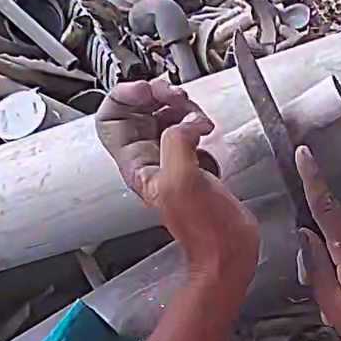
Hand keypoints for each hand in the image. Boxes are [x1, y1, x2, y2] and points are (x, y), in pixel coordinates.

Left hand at [97, 78, 258, 290]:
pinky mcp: (195, 163)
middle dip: (160, 96)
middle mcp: (149, 160)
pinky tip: (206, 135)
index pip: (111, 117)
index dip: (125, 96)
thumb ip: (177, 141)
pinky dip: (199, 125)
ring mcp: (172, 161)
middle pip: (140, 111)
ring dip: (185, 109)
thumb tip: (187, 123)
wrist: (229, 249)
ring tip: (199, 118)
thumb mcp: (182, 180)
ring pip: (167, 116)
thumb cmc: (205, 230)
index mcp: (136, 163)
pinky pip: (190, 130)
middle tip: (179, 98)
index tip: (150, 91)